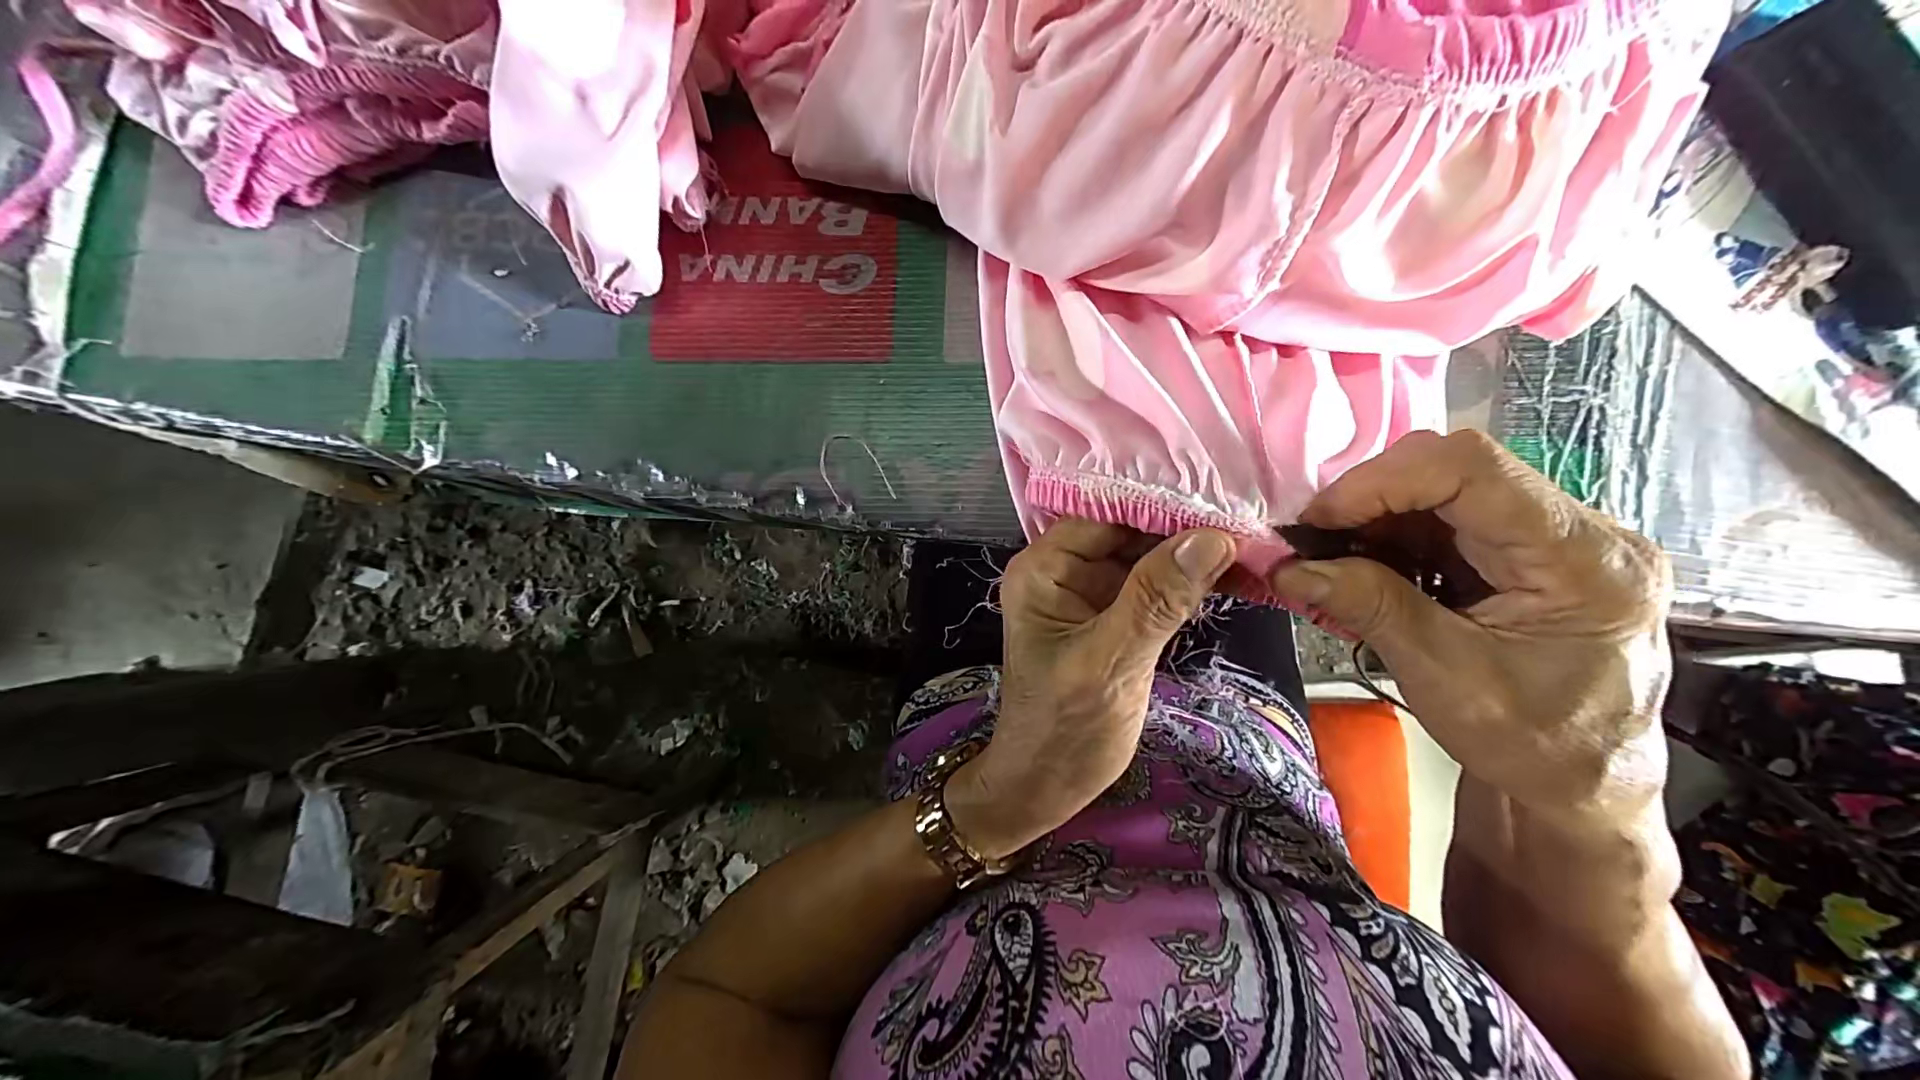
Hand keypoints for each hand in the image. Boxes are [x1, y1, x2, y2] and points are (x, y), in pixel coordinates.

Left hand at [945, 520, 1235, 858]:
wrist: (1047, 788)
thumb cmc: (1063, 730)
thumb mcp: (1110, 661)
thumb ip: (1156, 599)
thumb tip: (1211, 537)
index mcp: (1044, 569)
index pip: (1107, 515)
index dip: (1163, 505)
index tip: (1225, 497)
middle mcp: (1064, 571)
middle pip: (1130, 531)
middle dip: (1186, 527)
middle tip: (1253, 516)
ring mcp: (1091, 594)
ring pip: (1148, 558)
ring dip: (1195, 554)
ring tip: (1256, 539)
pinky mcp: (1116, 618)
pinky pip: (1156, 588)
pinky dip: (1191, 583)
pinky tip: (1236, 574)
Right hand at [1268, 431, 1673, 825]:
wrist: (1580, 785)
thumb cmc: (1532, 745)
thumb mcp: (1445, 678)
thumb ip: (1372, 608)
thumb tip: (1289, 567)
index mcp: (1584, 561)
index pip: (1474, 470)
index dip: (1382, 481)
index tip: (1318, 520)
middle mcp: (1580, 531)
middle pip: (1455, 470)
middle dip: (1369, 499)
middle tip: (1313, 541)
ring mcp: (1552, 536)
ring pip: (1441, 487)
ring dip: (1372, 518)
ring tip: (1330, 559)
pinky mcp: (1523, 549)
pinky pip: (1443, 516)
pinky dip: (1387, 536)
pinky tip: (1363, 567)